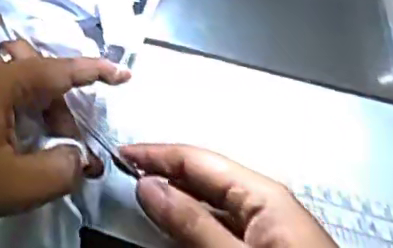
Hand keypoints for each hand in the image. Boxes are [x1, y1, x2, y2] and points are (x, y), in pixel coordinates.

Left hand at [0, 9, 129, 218]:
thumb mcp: (17, 183)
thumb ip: (59, 169)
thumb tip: (81, 156)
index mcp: (10, 79)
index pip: (63, 70)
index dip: (96, 72)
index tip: (124, 74)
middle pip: (43, 73)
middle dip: (64, 105)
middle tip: (69, 143)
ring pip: (19, 61)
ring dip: (39, 90)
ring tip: (44, 125)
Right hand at [122, 144, 336, 247]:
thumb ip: (192, 224)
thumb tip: (149, 185)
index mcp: (263, 194)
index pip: (197, 158)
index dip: (156, 154)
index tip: (120, 155)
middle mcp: (267, 205)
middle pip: (205, 179)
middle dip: (166, 177)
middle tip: (125, 179)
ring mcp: (271, 233)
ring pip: (214, 208)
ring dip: (179, 206)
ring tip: (144, 206)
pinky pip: (227, 233)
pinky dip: (198, 231)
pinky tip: (178, 238)